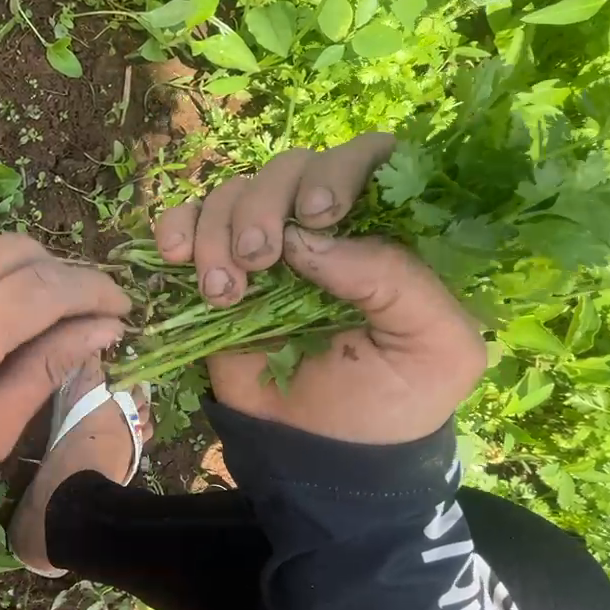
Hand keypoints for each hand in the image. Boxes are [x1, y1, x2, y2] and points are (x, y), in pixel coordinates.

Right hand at [154, 135, 486, 443]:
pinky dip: (175, 227)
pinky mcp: (210, 266)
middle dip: (263, 209)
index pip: (367, 158)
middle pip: (287, 168)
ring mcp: (259, 244)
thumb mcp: (434, 348)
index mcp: (384, 232)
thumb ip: (396, 280)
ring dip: (217, 234)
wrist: (313, 452)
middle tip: (258, 264)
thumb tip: (306, 235)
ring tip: (223, 294)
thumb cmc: (387, 401)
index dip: (338, 170)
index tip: (318, 215)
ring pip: (230, 192)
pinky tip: (176, 259)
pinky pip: (184, 219)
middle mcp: (319, 226)